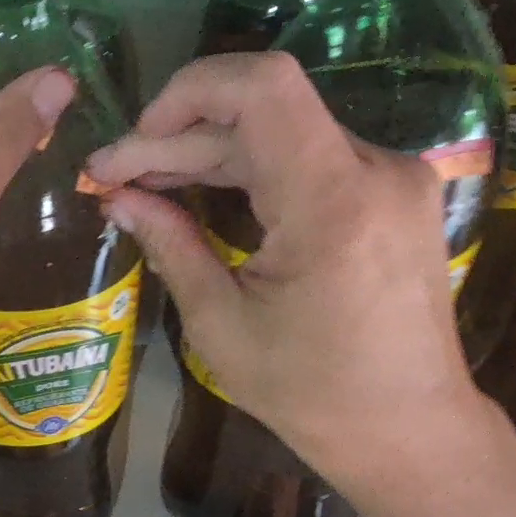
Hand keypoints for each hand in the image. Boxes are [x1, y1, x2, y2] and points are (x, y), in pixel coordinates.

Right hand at [85, 52, 486, 485]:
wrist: (406, 426)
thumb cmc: (307, 391)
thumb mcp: (220, 324)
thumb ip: (172, 246)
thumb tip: (117, 199)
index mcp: (331, 202)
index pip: (262, 89)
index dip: (186, 93)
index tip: (132, 141)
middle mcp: (374, 169)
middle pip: (259, 116)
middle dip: (175, 140)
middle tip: (109, 177)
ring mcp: (390, 177)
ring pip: (280, 134)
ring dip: (206, 153)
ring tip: (140, 186)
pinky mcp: (389, 194)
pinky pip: (306, 159)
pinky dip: (247, 170)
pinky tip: (197, 193)